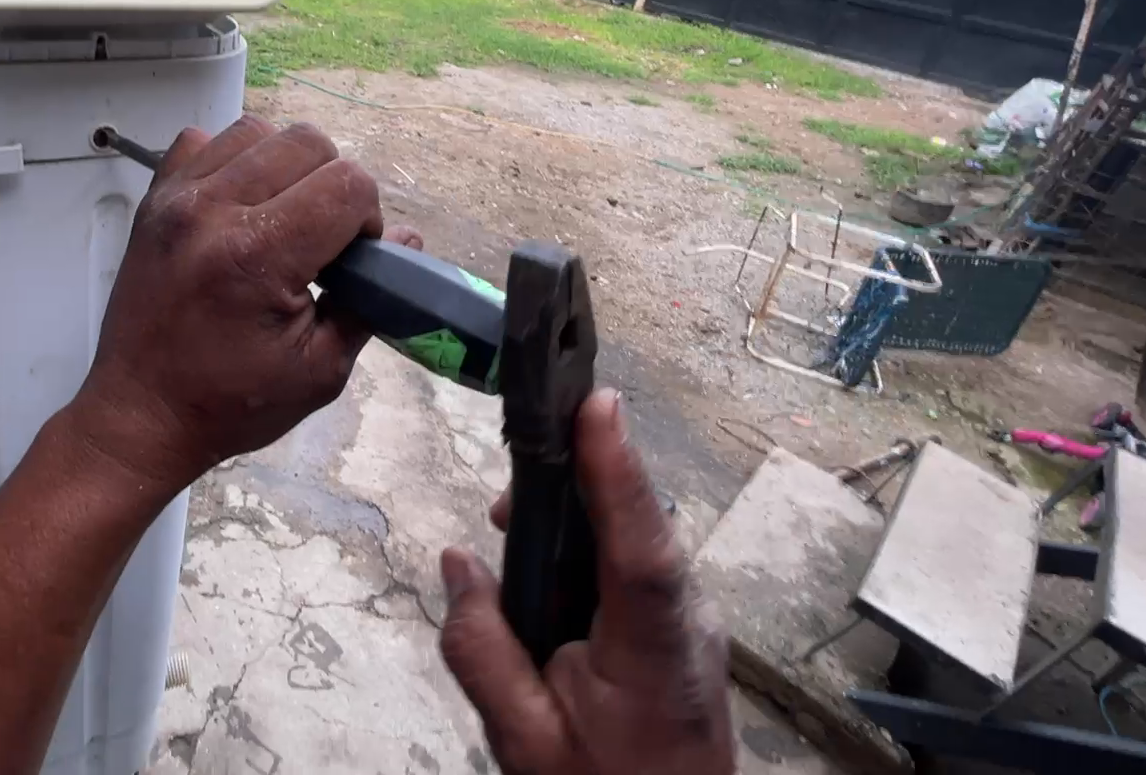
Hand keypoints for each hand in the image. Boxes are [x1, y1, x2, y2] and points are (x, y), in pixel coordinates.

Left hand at [76, 116, 417, 486]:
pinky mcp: (154, 198)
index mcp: (257, 254)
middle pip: (308, 143)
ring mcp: (176, 197)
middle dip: (332, 186)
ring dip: (285, 166)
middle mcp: (212, 209)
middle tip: (319, 239)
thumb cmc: (231, 402)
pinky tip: (236, 205)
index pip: (347, 185)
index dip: (367, 219)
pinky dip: (232, 161)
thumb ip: (369, 298)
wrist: (142, 411)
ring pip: (259, 131)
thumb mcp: (320, 369)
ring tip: (280, 217)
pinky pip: (204, 141)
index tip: (349, 259)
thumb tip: (406, 238)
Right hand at [439, 390, 733, 774]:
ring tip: (511, 522)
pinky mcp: (675, 618)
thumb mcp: (522, 741)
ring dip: (578, 503)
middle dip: (580, 479)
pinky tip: (542, 544)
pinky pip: (633, 550)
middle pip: (641, 525)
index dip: (618, 473)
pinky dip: (587, 527)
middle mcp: (685, 621)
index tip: (597, 404)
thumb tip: (458, 560)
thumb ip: (481, 651)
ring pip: (637, 531)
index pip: (642, 552)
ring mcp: (688, 617)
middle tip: (504, 502)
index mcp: (653, 655)